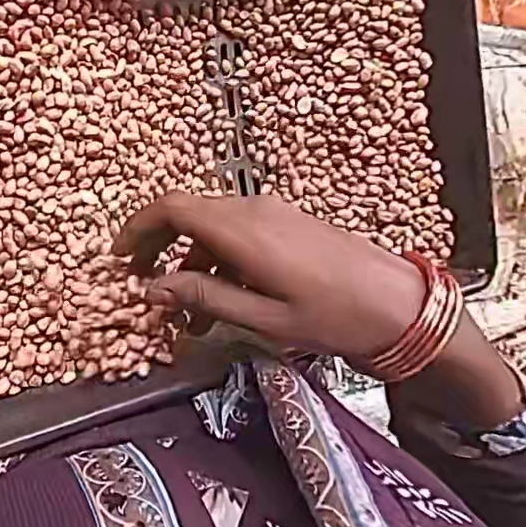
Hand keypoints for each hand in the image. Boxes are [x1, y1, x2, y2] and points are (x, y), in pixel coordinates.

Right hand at [114, 192, 522, 427]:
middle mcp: (252, 210)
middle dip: (156, 247)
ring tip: (185, 311)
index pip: (171, 208)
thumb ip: (203, 297)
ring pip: (210, 225)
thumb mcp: (264, 318)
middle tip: (142, 284)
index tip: (120, 260)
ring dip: (188, 260)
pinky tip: (221, 295)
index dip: (137, 229)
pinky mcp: (285, 221)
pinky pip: (236, 231)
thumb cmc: (336, 317)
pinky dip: (216, 257)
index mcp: (243, 230)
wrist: (405, 305)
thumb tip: (152, 288)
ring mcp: (271, 212)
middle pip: (186, 213)